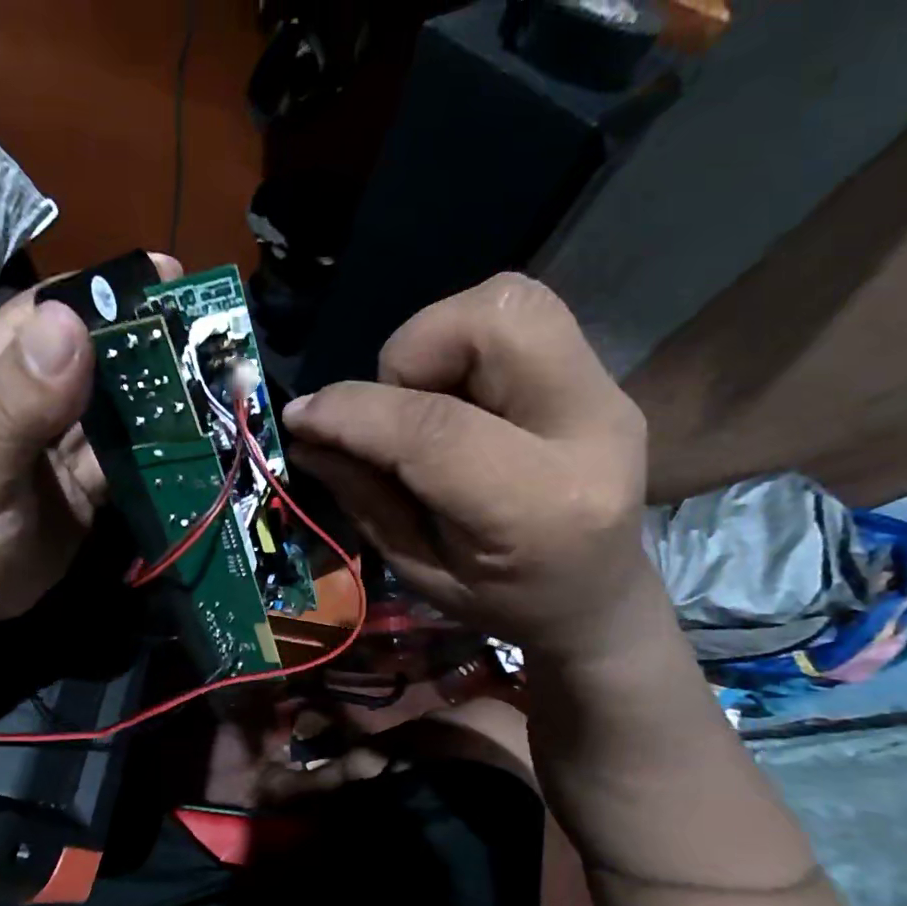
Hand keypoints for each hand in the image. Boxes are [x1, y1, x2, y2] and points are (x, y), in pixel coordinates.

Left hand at [0, 256, 180, 627]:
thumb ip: (14, 400)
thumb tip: (70, 322)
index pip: (56, 307)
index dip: (109, 290)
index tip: (172, 281)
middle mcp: (36, 393)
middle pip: (102, 353)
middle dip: (155, 344)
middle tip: (216, 342)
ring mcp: (65, 439)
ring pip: (123, 405)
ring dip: (167, 398)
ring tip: (223, 388)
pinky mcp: (89, 482)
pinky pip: (132, 457)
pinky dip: (163, 452)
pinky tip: (202, 445)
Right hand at [281, 274, 653, 662]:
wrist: (599, 597)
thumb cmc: (504, 602)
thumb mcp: (421, 571)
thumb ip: (366, 497)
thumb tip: (306, 434)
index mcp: (539, 507)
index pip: (436, 430)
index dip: (355, 413)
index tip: (302, 417)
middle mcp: (589, 430)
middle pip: (498, 320)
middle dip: (412, 349)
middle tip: (391, 406)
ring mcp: (605, 391)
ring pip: (510, 302)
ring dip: (437, 341)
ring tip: (424, 402)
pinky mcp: (599, 375)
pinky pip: (518, 319)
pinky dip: (461, 345)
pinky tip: (456, 398)